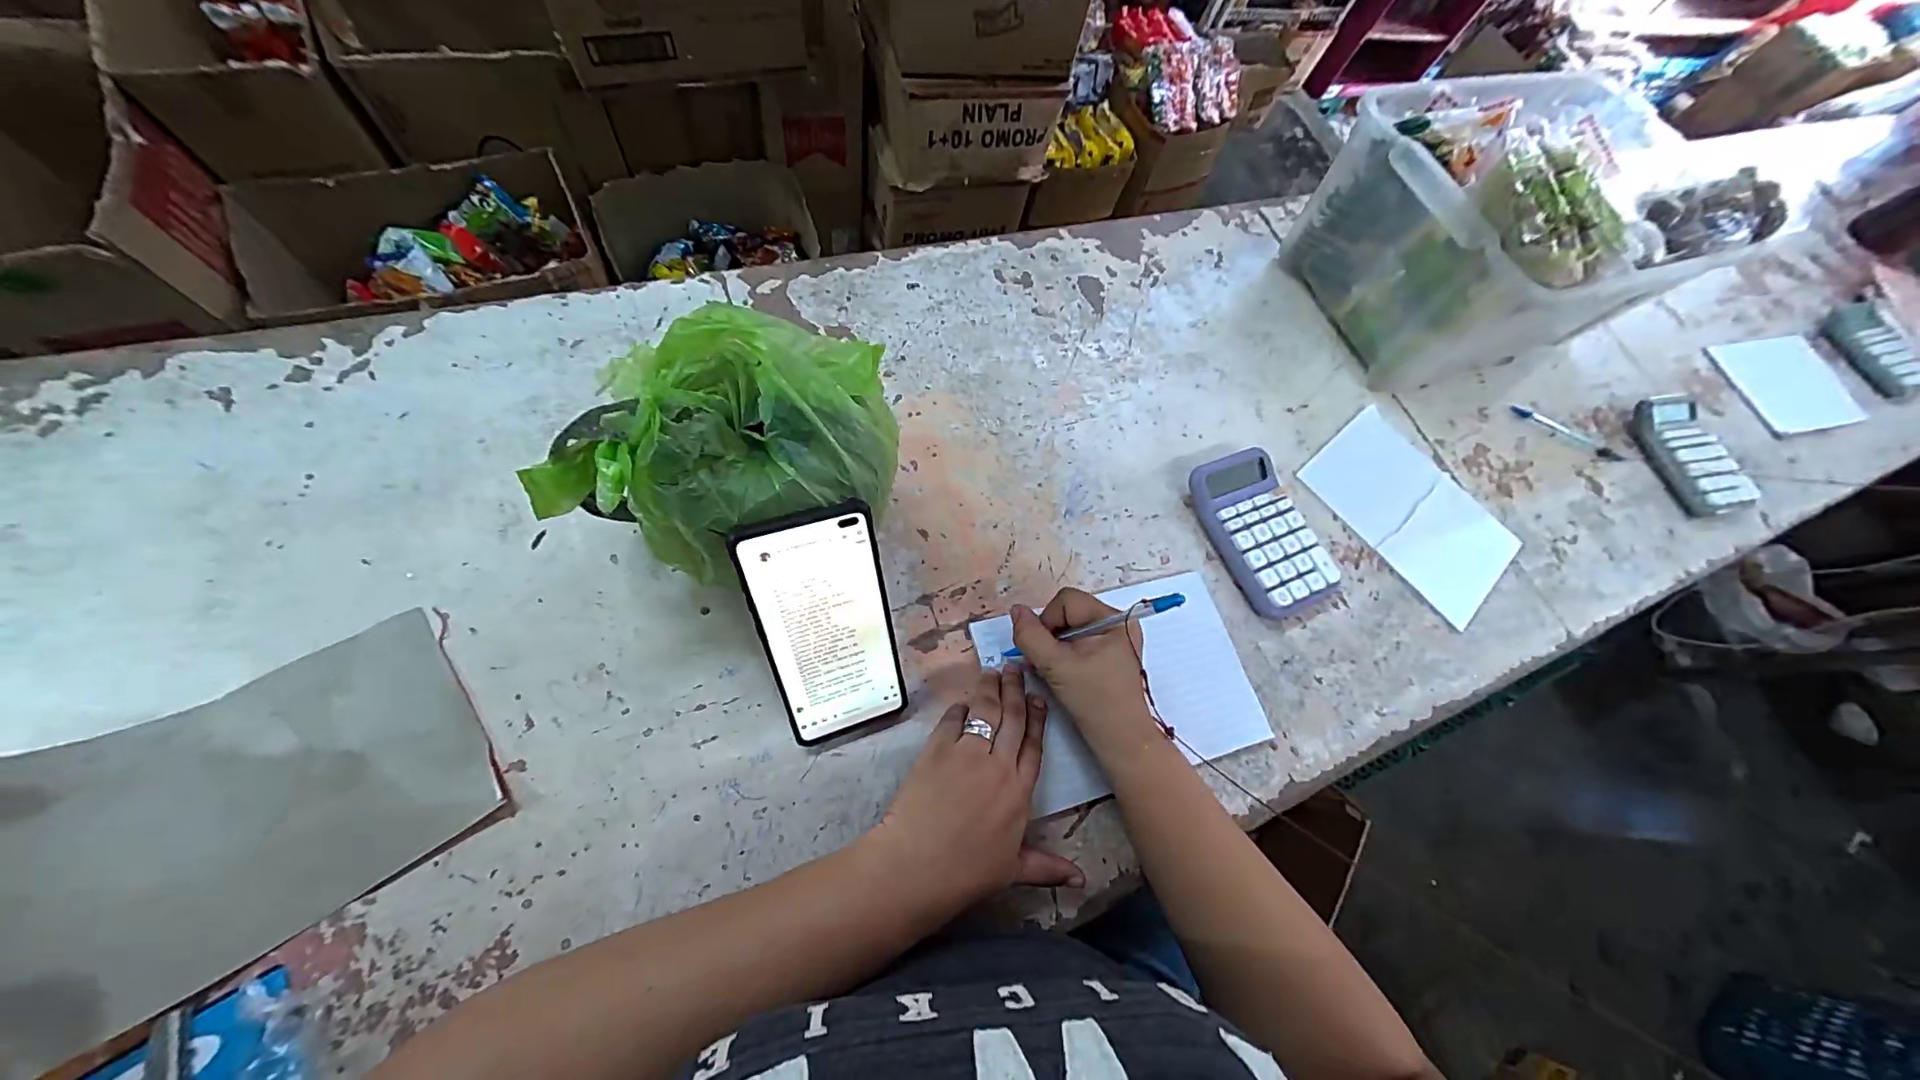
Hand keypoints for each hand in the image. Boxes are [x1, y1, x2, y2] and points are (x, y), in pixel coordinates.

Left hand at [864, 668, 1083, 919]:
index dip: (1037, 719)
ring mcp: (967, 754)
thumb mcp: (1012, 871)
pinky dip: (959, 709)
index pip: (1034, 745)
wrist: (918, 864)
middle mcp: (998, 766)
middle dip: (1015, 691)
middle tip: (1015, 669)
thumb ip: (1047, 867)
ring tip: (993, 672)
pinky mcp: (937, 749)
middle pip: (1012, 719)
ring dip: (990, 689)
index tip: (1037, 699)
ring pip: (985, 711)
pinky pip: (952, 721)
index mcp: (1020, 791)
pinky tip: (962, 702)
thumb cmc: (967, 873)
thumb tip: (1082, 881)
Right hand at [1009, 589, 1161, 758]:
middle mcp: (1119, 624)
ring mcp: (1117, 640)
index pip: (1065, 601)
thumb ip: (1030, 635)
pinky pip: (1080, 642)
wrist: (1122, 740)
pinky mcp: (1112, 655)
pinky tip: (1062, 674)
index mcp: (1114, 619)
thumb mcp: (1055, 665)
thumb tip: (1017, 610)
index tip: (1043, 652)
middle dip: (1050, 635)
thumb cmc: (1094, 701)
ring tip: (1052, 670)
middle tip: (1044, 662)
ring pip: (1071, 629)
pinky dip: (1065, 654)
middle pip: (1068, 613)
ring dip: (1055, 646)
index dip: (1046, 622)